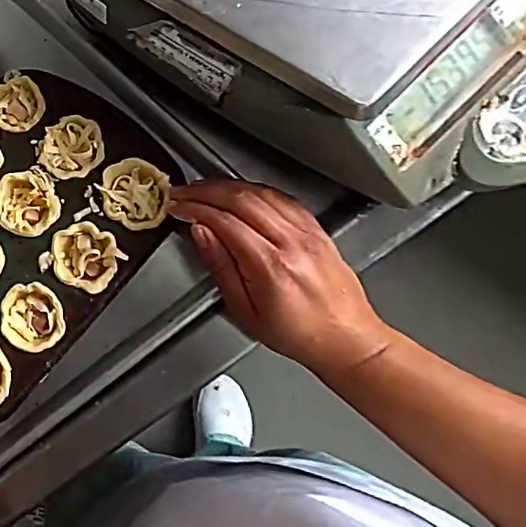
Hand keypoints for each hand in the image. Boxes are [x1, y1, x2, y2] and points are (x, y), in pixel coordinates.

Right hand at [170, 179, 403, 378]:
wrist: (349, 340)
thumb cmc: (296, 333)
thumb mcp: (243, 307)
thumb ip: (220, 265)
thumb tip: (200, 233)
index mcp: (271, 266)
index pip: (225, 221)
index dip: (195, 208)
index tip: (177, 207)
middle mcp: (294, 244)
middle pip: (243, 199)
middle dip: (206, 190)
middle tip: (183, 192)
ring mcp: (311, 235)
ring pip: (264, 194)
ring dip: (228, 186)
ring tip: (204, 188)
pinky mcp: (320, 233)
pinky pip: (285, 200)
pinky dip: (256, 190)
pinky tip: (241, 192)